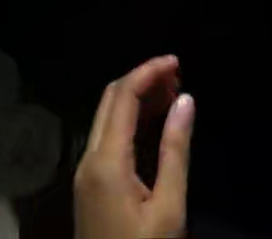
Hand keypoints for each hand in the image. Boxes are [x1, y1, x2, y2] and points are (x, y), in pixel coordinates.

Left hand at [74, 56, 194, 238]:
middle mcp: (89, 157)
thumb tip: (186, 100)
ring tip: (172, 91)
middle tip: (177, 74)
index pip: (123, 96)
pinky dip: (130, 120)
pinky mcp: (90, 184)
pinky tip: (154, 121)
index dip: (148, 71)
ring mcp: (86, 171)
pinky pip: (108, 136)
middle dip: (142, 79)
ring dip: (136, 97)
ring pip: (108, 116)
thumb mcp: (169, 210)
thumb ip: (175, 152)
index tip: (176, 61)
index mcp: (105, 159)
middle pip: (111, 100)